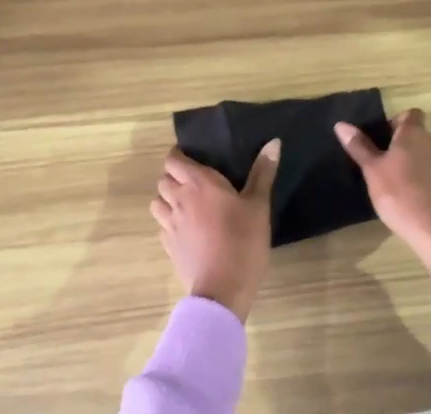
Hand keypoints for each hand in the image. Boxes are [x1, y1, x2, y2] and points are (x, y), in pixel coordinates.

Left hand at [150, 141, 279, 321]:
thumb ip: (263, 172)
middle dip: (173, 176)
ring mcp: (169, 224)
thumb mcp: (258, 205)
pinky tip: (185, 229)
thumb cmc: (242, 240)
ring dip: (167, 199)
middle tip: (193, 181)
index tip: (192, 157)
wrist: (222, 289)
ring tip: (185, 204)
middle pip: (163, 179)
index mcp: (198, 183)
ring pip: (157, 202)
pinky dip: (168, 222)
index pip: (174, 159)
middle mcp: (178, 199)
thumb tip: (273, 142)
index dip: (179, 155)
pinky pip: (161, 226)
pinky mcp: (168, 247)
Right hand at [336, 109, 430, 280]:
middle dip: (406, 148)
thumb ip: (359, 146)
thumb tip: (341, 124)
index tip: (385, 140)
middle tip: (387, 167)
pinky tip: (420, 202)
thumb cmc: (398, 193)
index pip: (411, 114)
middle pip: (420, 137)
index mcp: (414, 134)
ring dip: (419, 165)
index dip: (398, 123)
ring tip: (403, 187)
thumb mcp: (372, 170)